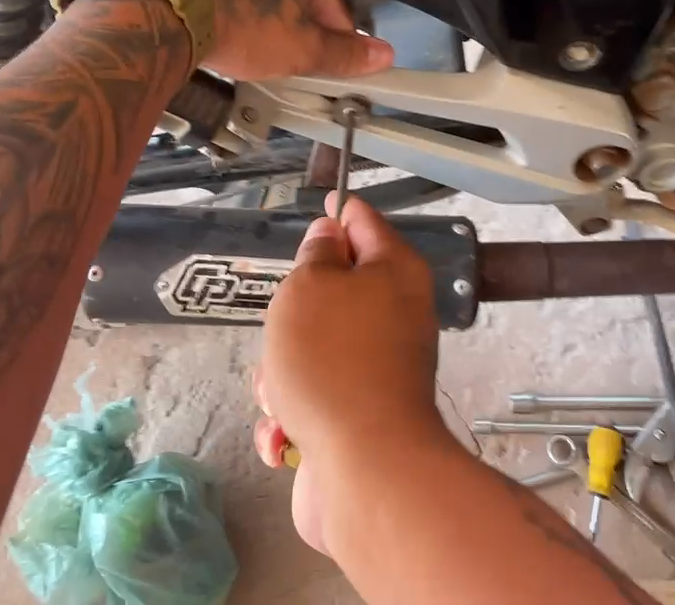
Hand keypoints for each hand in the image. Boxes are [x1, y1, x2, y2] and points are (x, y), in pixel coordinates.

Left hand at [199, 0, 393, 79]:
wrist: (179, 13)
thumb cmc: (250, 28)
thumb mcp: (307, 50)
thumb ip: (347, 54)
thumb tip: (385, 55)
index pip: (339, 12)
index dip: (335, 47)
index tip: (322, 69)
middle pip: (306, 7)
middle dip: (302, 38)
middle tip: (289, 67)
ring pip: (275, 6)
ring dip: (274, 33)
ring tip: (259, 58)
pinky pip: (246, 4)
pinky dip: (247, 25)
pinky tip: (237, 43)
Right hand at [253, 195, 447, 551]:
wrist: (365, 468)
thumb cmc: (332, 359)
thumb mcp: (311, 287)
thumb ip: (317, 254)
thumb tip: (331, 233)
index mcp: (394, 272)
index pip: (364, 222)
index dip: (336, 212)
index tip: (317, 207)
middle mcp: (394, 315)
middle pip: (330, 291)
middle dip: (292, 314)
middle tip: (284, 329)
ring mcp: (377, 368)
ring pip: (311, 348)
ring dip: (280, 373)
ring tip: (279, 396)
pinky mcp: (358, 416)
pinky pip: (312, 398)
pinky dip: (290, 416)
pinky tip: (284, 434)